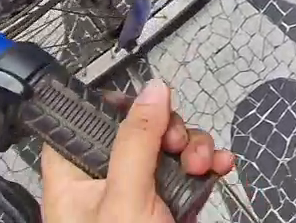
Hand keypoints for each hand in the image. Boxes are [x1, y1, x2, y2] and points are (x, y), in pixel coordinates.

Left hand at [40, 81, 234, 222]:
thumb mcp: (126, 200)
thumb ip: (137, 141)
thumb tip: (153, 87)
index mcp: (74, 186)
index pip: (75, 128)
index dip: (105, 105)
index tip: (141, 98)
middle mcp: (105, 188)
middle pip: (135, 130)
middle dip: (168, 128)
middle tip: (178, 143)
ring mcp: (140, 199)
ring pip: (168, 148)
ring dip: (194, 146)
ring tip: (204, 163)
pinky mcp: (169, 209)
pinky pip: (189, 172)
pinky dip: (208, 165)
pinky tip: (221, 167)